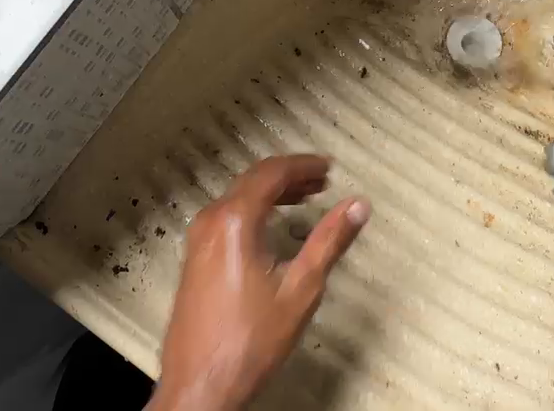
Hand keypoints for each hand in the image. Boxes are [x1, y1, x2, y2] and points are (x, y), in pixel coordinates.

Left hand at [148, 155, 369, 410]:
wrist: (199, 389)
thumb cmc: (251, 340)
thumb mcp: (301, 290)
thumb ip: (329, 241)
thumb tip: (359, 204)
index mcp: (234, 220)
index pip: (271, 173)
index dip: (303, 165)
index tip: (329, 168)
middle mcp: (211, 219)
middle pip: (253, 179)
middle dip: (290, 176)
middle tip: (322, 181)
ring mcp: (198, 238)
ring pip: (239, 197)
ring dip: (273, 192)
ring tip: (306, 198)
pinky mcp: (195, 257)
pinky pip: (228, 215)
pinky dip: (256, 210)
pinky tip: (274, 226)